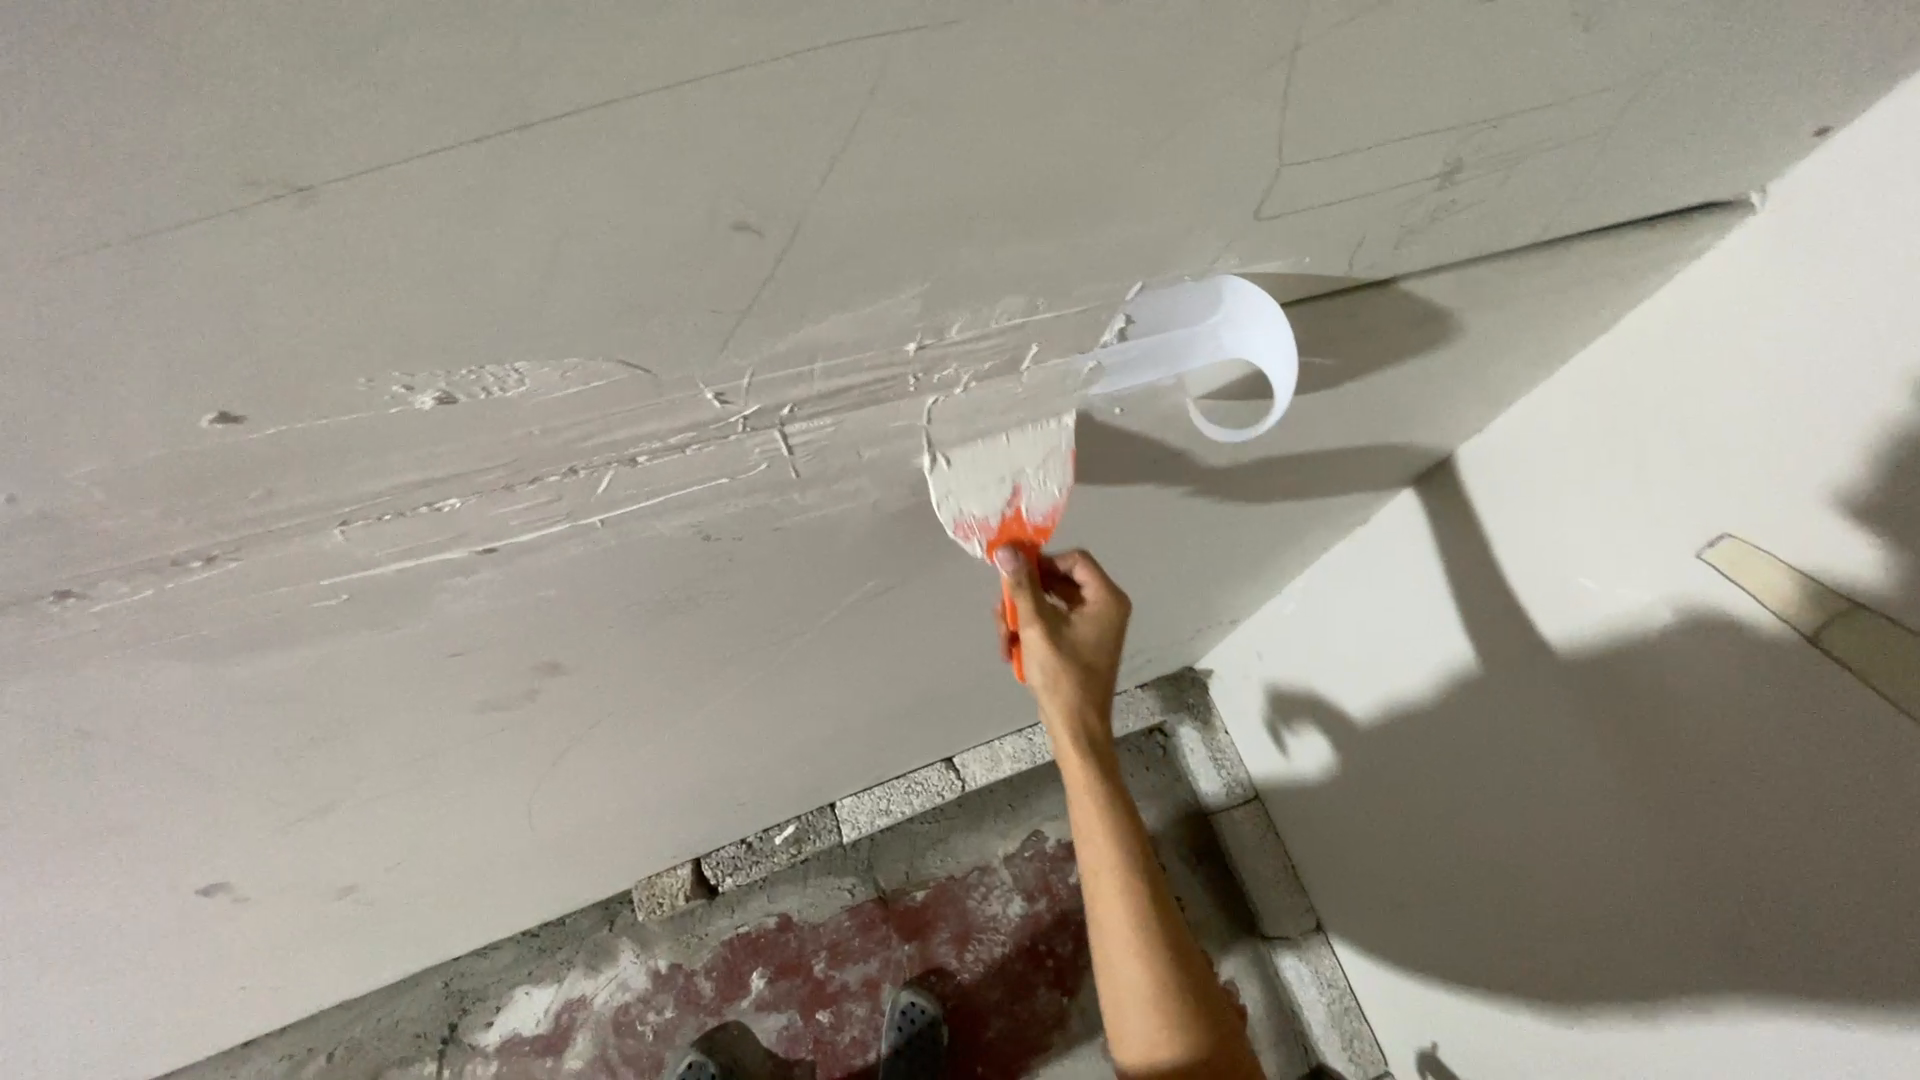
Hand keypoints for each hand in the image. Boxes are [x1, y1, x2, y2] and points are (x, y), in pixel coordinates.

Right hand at [994, 548, 1131, 752]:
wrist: (1076, 726)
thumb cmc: (1062, 674)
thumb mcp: (1036, 626)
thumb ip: (1021, 585)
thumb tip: (1006, 549)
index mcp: (1106, 598)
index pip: (1074, 560)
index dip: (1043, 562)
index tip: (1015, 574)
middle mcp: (1105, 607)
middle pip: (1059, 581)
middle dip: (1026, 596)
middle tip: (1003, 611)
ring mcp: (1094, 626)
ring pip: (1051, 603)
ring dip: (1024, 616)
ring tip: (1004, 638)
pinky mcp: (1081, 642)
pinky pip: (1054, 622)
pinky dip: (1032, 631)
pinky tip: (1012, 649)